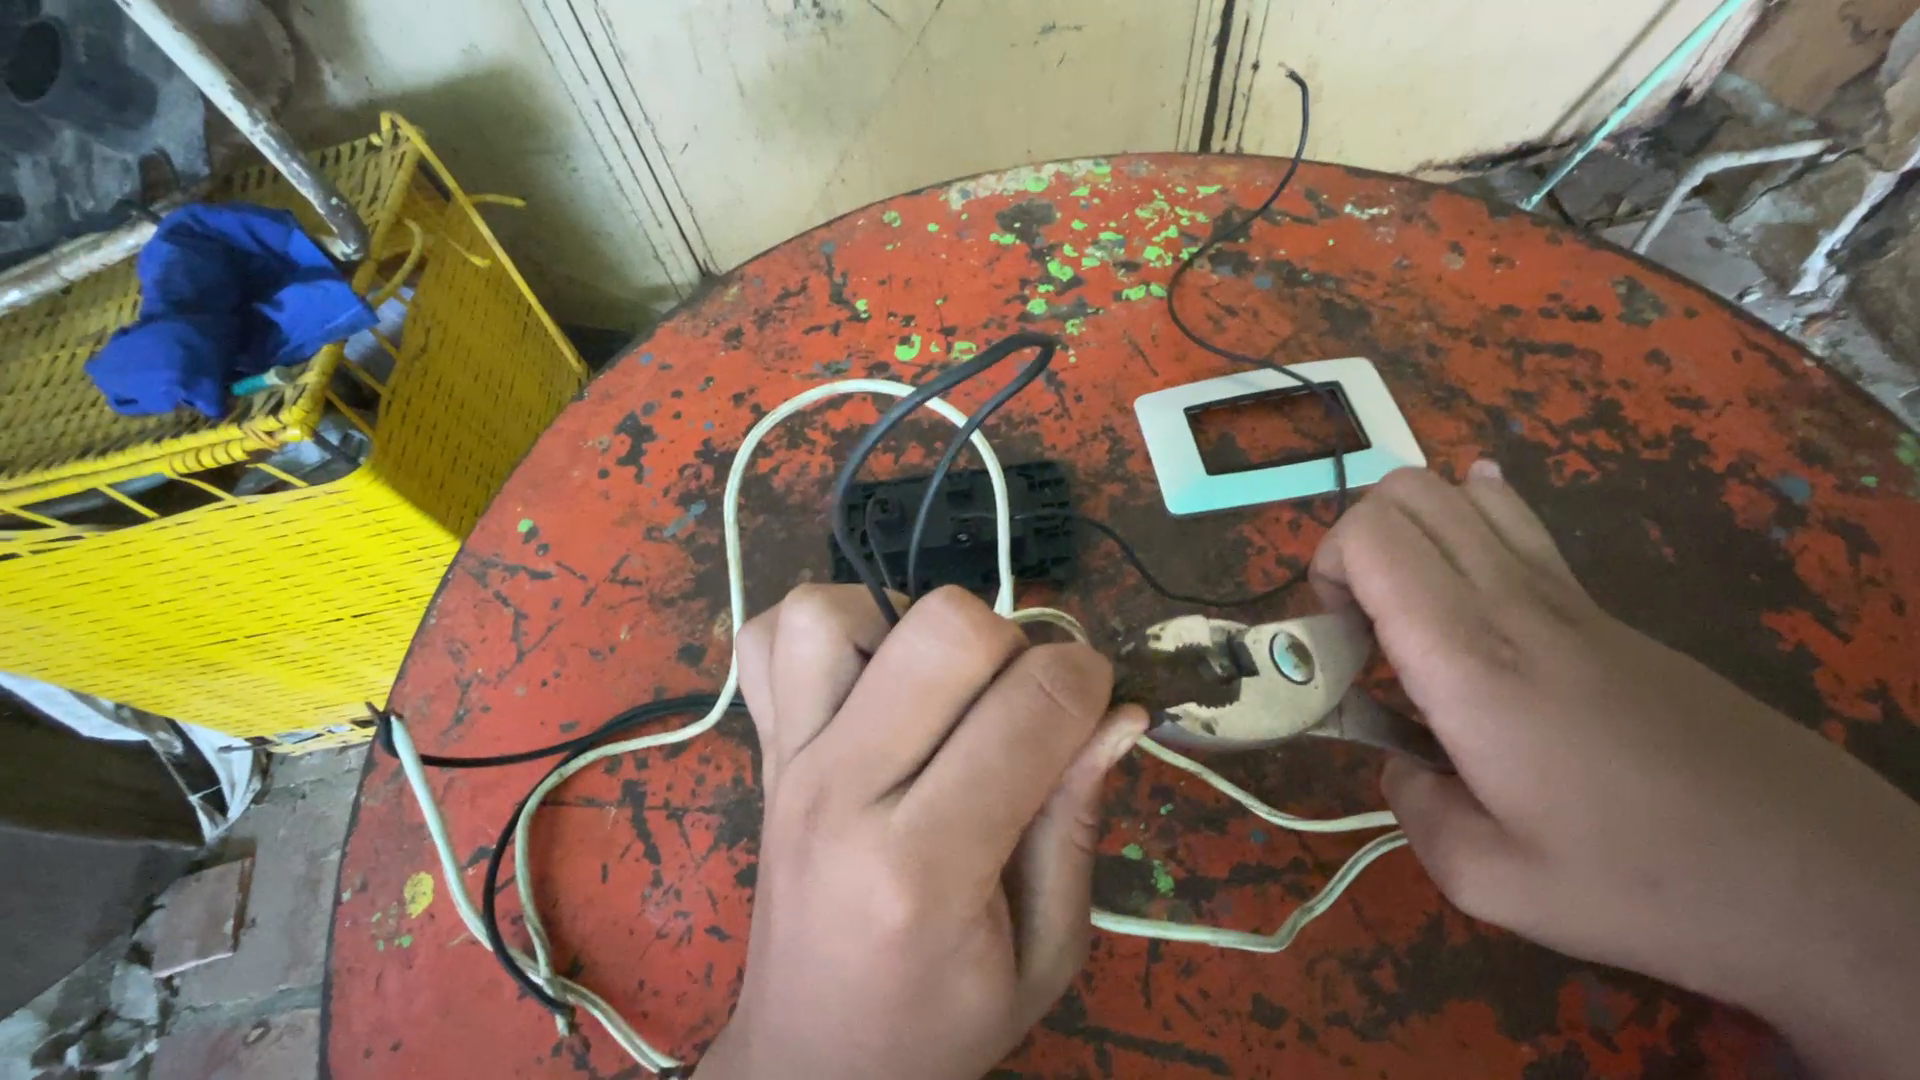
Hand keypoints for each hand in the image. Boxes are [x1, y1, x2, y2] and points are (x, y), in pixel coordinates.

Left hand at [695, 585, 1146, 1079]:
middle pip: (941, 631)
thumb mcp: (1046, 951)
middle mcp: (842, 793)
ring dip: (908, 625)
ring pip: (834, 611)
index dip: (1088, 682)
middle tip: (1019, 700)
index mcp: (924, 867)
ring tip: (940, 687)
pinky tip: (868, 676)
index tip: (1098, 703)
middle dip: (1011, 644)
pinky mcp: (761, 748)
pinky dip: (827, 629)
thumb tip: (1119, 712)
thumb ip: (1076, 822)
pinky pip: (769, 635)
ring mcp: (787, 761)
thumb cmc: (939, 1022)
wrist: (812, 1058)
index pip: (1029, 709)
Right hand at [1312, 463, 1919, 1077]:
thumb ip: (1410, 806)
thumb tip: (1401, 762)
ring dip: (1407, 530)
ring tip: (1406, 605)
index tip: (1336, 642)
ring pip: (1458, 490)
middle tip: (1361, 625)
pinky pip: (1517, 521)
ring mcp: (1566, 597)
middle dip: (1352, 543)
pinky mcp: (1603, 610)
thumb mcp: (1488, 881)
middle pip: (1404, 493)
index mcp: (1469, 660)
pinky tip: (1464, 567)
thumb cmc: (1643, 881)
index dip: (1325, 568)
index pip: (1371, 537)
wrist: (1826, 881)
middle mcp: (1512, 603)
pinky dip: (1469, 519)